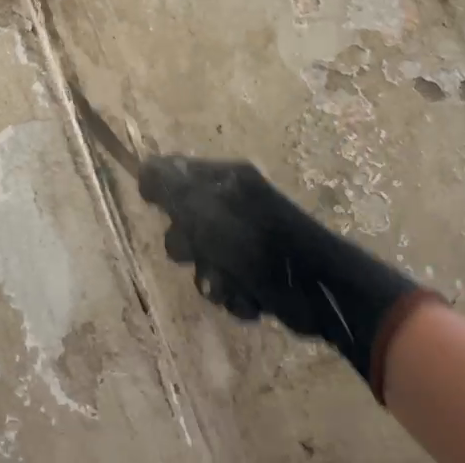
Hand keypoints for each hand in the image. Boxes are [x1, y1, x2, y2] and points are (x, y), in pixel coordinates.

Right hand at [138, 156, 431, 389]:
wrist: (321, 289)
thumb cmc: (260, 243)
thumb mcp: (209, 211)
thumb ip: (171, 188)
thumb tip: (142, 166)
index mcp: (225, 180)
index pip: (176, 173)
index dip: (161, 190)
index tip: (156, 207)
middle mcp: (234, 205)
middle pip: (182, 222)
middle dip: (187, 246)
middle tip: (201, 251)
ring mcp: (246, 241)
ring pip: (203, 260)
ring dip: (212, 278)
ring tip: (231, 284)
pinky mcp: (258, 274)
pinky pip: (226, 285)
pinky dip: (234, 295)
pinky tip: (250, 298)